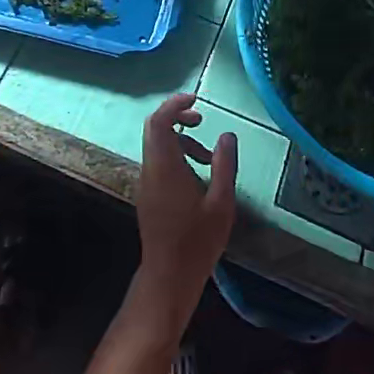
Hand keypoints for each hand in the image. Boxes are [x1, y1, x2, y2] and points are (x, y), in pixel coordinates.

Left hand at [135, 95, 236, 310]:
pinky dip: (175, 155)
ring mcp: (145, 180)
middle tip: (201, 119)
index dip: (175, 104)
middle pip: (154, 127)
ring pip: (156, 144)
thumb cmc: (197, 241)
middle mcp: (150, 167)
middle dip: (176, 116)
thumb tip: (227, 135)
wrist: (168, 275)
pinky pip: (157, 161)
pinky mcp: (147, 192)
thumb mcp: (221, 203)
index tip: (196, 98)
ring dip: (180, 140)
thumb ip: (224, 165)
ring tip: (208, 157)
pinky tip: (196, 176)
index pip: (161, 120)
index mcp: (165, 166)